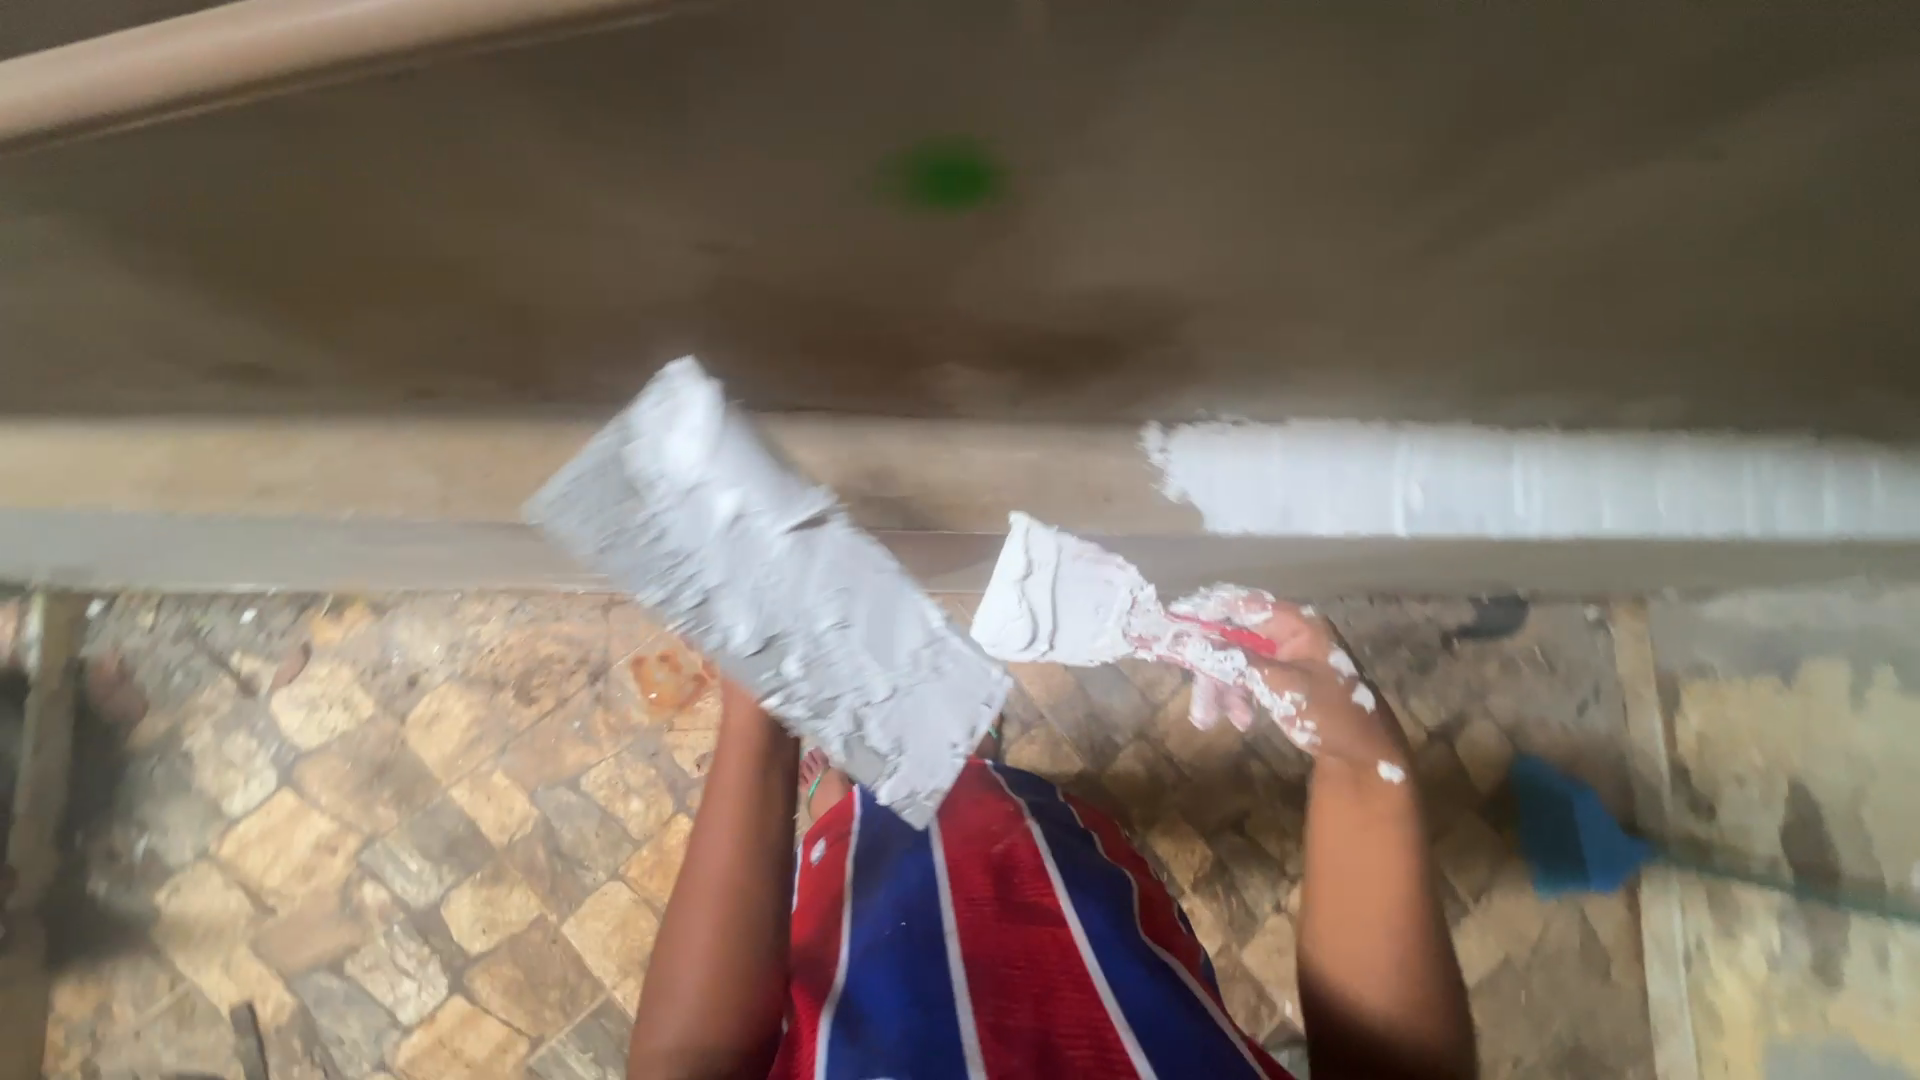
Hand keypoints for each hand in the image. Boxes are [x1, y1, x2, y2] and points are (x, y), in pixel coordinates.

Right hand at [1178, 588, 1407, 774]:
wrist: (1363, 756)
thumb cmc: (1330, 714)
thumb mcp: (1280, 686)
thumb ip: (1234, 661)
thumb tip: (1188, 641)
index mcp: (1296, 624)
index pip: (1242, 604)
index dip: (1204, 610)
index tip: (1173, 620)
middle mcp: (1285, 633)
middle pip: (1231, 637)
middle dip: (1212, 669)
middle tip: (1194, 694)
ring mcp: (1279, 656)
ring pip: (1232, 661)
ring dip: (1220, 689)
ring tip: (1209, 719)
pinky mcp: (1275, 677)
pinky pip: (1243, 678)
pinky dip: (1235, 698)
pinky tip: (1239, 720)